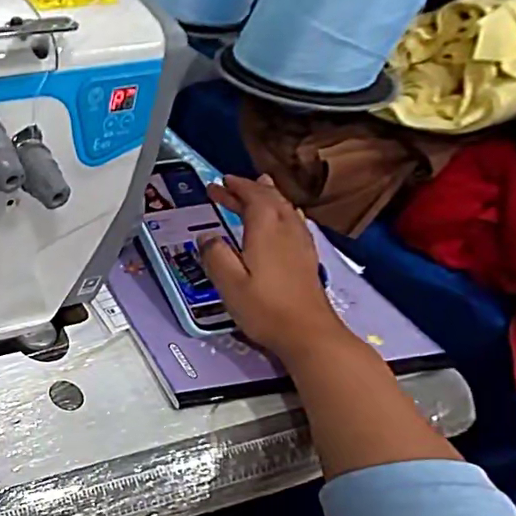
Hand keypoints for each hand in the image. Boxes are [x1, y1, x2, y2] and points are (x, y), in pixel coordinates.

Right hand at [198, 174, 349, 360]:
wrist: (308, 333)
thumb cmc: (265, 309)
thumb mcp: (229, 283)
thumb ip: (215, 255)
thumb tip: (207, 237)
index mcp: (266, 231)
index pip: (253, 197)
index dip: (236, 187)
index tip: (219, 182)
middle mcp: (287, 231)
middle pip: (271, 199)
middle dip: (249, 188)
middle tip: (228, 185)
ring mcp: (300, 244)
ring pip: (285, 209)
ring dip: (268, 196)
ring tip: (259, 188)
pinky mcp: (306, 258)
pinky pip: (294, 222)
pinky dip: (282, 212)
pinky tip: (283, 218)